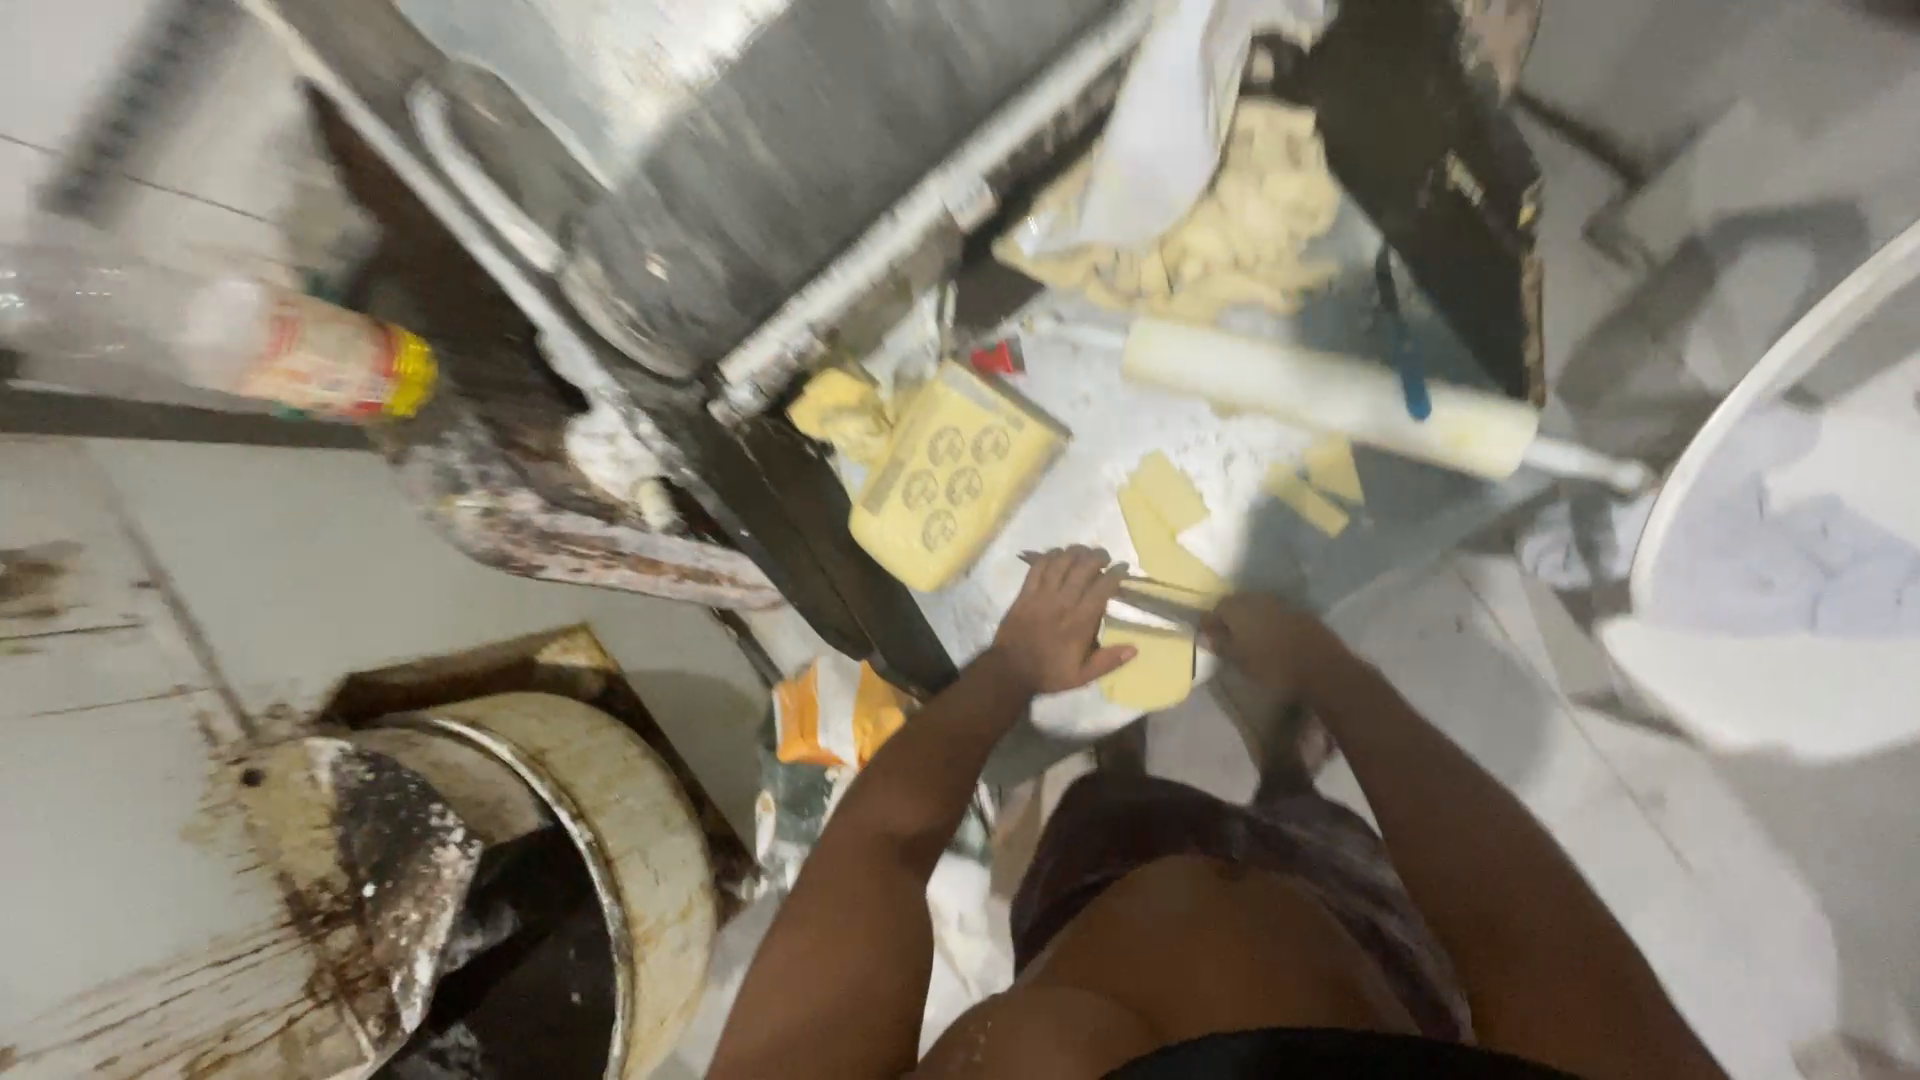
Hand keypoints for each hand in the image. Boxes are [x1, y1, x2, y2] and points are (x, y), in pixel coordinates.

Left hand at [987, 546, 1134, 694]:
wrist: (1010, 670)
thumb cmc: (1049, 673)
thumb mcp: (1083, 676)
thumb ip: (1108, 661)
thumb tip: (1134, 649)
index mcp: (1080, 622)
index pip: (1102, 589)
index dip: (1115, 574)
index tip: (1122, 568)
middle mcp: (1063, 603)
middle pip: (1083, 568)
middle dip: (1097, 557)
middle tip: (1105, 556)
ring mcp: (1041, 596)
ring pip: (1060, 563)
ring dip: (1075, 552)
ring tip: (1084, 551)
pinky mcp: (1024, 594)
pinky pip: (1037, 568)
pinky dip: (1048, 556)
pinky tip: (1057, 554)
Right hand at [1201, 592, 1343, 692]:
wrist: (1322, 668)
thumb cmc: (1272, 666)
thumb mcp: (1238, 660)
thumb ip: (1220, 644)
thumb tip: (1206, 635)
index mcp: (1238, 608)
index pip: (1217, 607)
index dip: (1211, 621)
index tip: (1208, 635)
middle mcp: (1258, 599)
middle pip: (1237, 603)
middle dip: (1231, 617)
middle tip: (1228, 636)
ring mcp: (1282, 603)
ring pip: (1258, 606)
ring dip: (1252, 618)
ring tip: (1250, 638)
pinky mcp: (1301, 612)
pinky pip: (1277, 613)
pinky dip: (1270, 622)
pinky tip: (1272, 638)